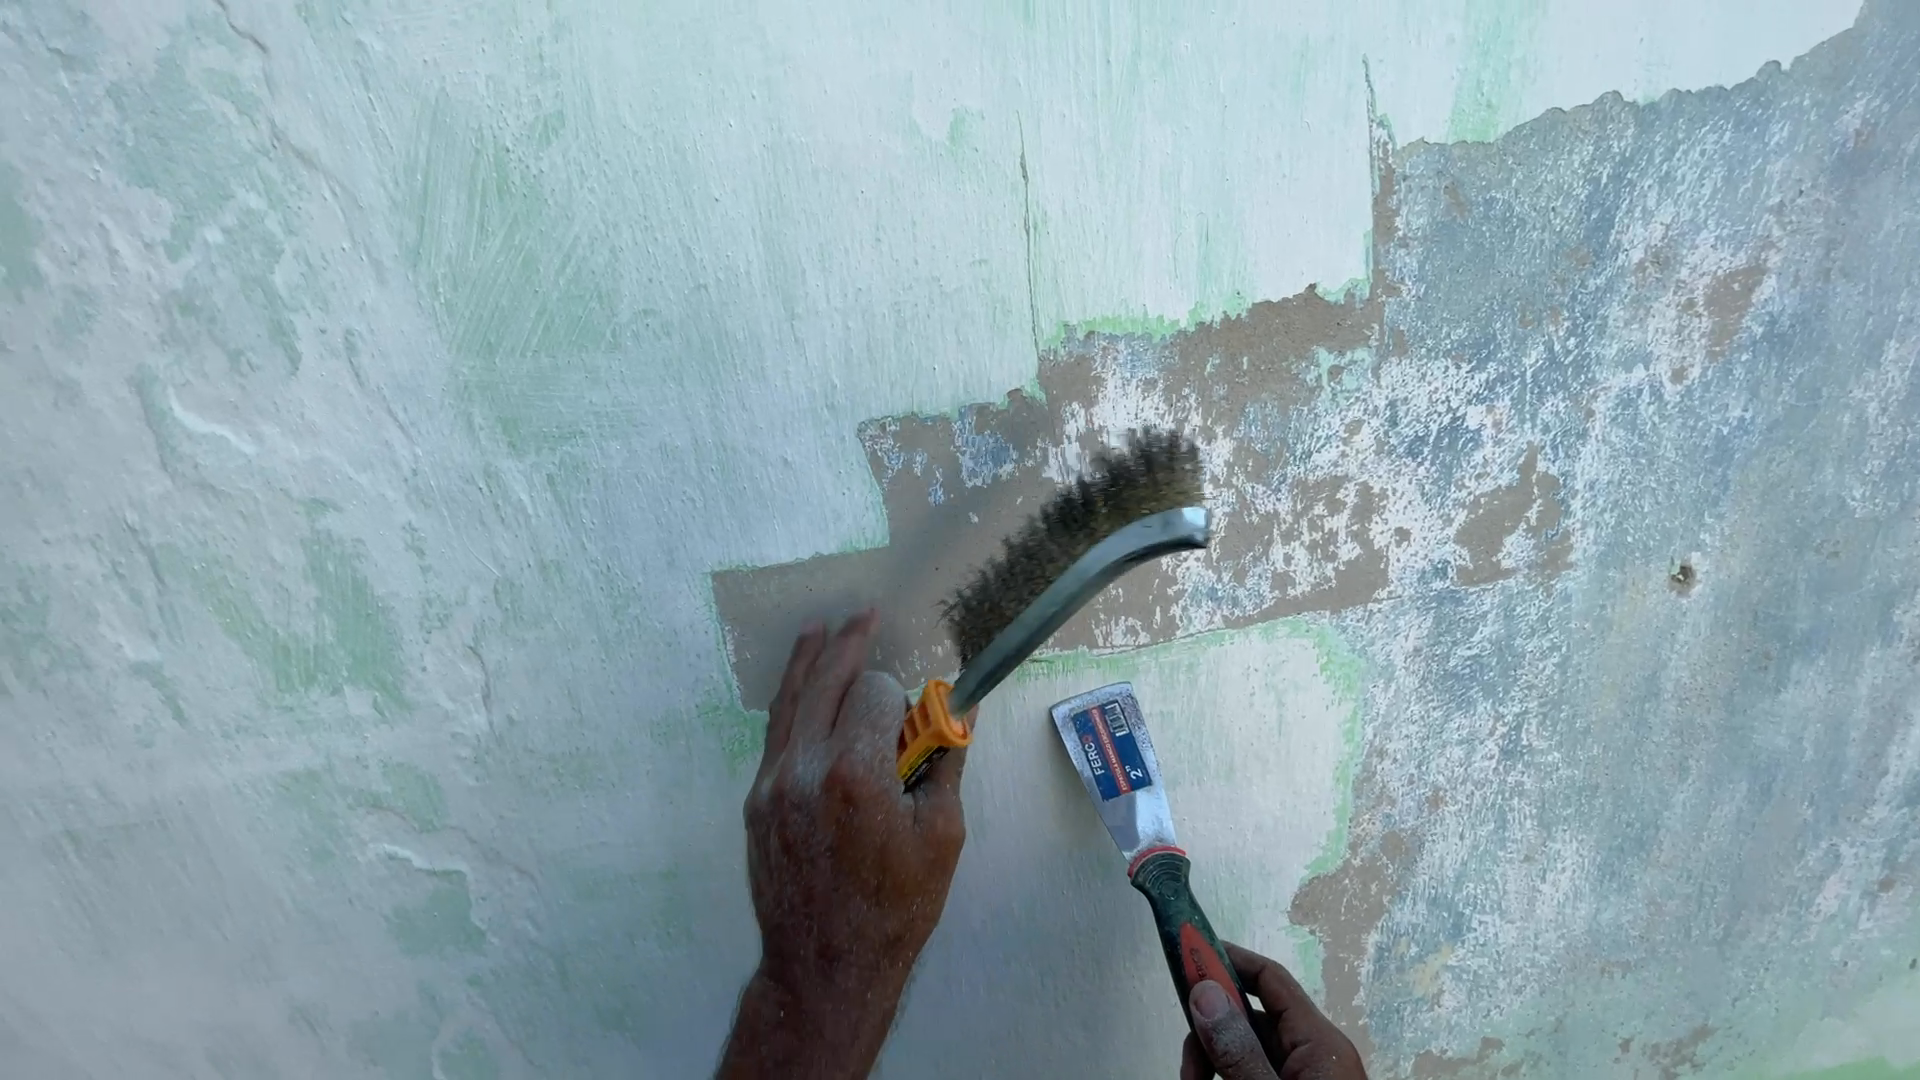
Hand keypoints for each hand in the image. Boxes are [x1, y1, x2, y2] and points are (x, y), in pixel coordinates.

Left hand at [716, 612, 968, 1078]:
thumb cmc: (897, 904)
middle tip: (864, 613)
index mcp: (857, 772)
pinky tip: (799, 681)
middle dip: (850, 643)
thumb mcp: (941, 835)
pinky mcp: (757, 797)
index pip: (876, 692)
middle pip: (827, 681)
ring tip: (821, 626)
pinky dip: (791, 699)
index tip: (914, 717)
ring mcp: (773, 780)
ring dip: (809, 659)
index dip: (901, 695)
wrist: (825, 965)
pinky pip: (776, 731)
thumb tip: (957, 715)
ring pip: (791, 699)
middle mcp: (807, 765)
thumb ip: (946, 764)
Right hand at [1180, 942, 1367, 1079]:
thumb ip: (1238, 1048)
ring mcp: (1304, 1075)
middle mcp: (1313, 1051)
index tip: (1184, 954)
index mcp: (1320, 1042)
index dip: (1227, 958)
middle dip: (1208, 1029)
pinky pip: (1251, 1069)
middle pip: (1248, 1014)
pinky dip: (1225, 1074)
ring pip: (1243, 1046)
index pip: (1269, 976)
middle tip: (1186, 1062)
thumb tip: (1204, 990)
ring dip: (1210, 1057)